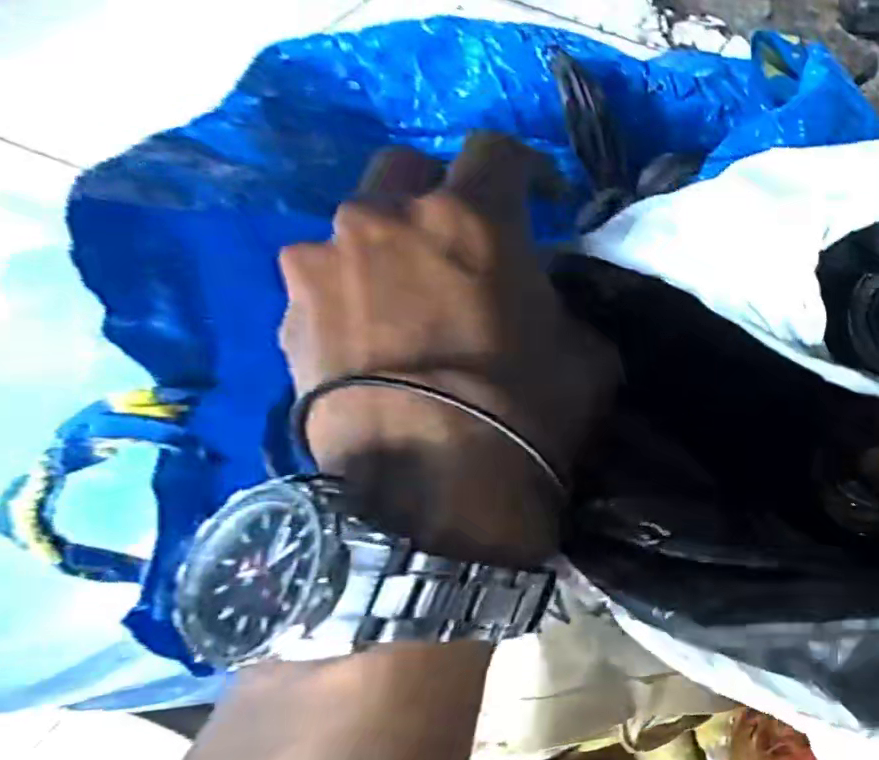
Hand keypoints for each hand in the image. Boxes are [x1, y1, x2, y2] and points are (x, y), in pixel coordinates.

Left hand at [278, 132, 620, 562]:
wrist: (437, 486)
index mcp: (473, 220)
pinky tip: (375, 348)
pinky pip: (327, 286)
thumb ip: (563, 311)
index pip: (498, 153)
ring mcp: (322, 261)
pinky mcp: (288, 312)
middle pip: (407, 172)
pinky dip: (353, 301)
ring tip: (411, 308)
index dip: (524, 169)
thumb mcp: (590, 361)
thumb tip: (546, 307)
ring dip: (390, 254)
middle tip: (463, 249)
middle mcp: (386, 218)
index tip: (540, 195)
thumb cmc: (530, 414)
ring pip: (359, 231)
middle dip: (438, 198)